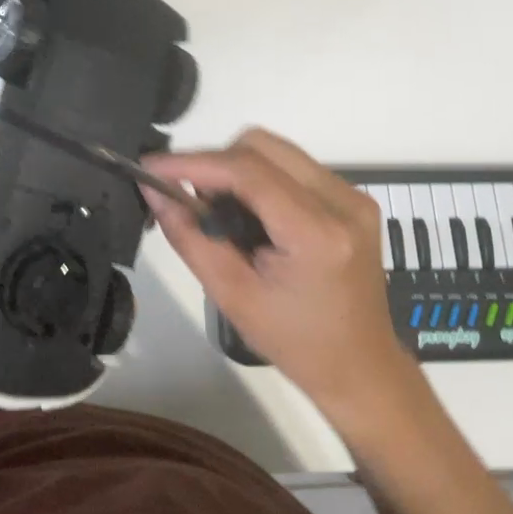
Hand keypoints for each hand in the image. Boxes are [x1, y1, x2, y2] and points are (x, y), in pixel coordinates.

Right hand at [142, 130, 415, 420]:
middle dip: (215, 163)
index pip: (247, 171)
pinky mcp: (351, 198)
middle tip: (192, 199)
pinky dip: (260, 179)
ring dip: (237, 170)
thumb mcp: (231, 295)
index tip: (152, 167)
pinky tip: (251, 217)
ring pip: (275, 150)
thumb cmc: (294, 341)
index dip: (194, 162)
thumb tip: (154, 189)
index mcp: (317, 233)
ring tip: (223, 214)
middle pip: (261, 146)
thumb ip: (189, 236)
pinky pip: (291, 165)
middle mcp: (342, 202)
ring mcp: (352, 196)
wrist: (359, 366)